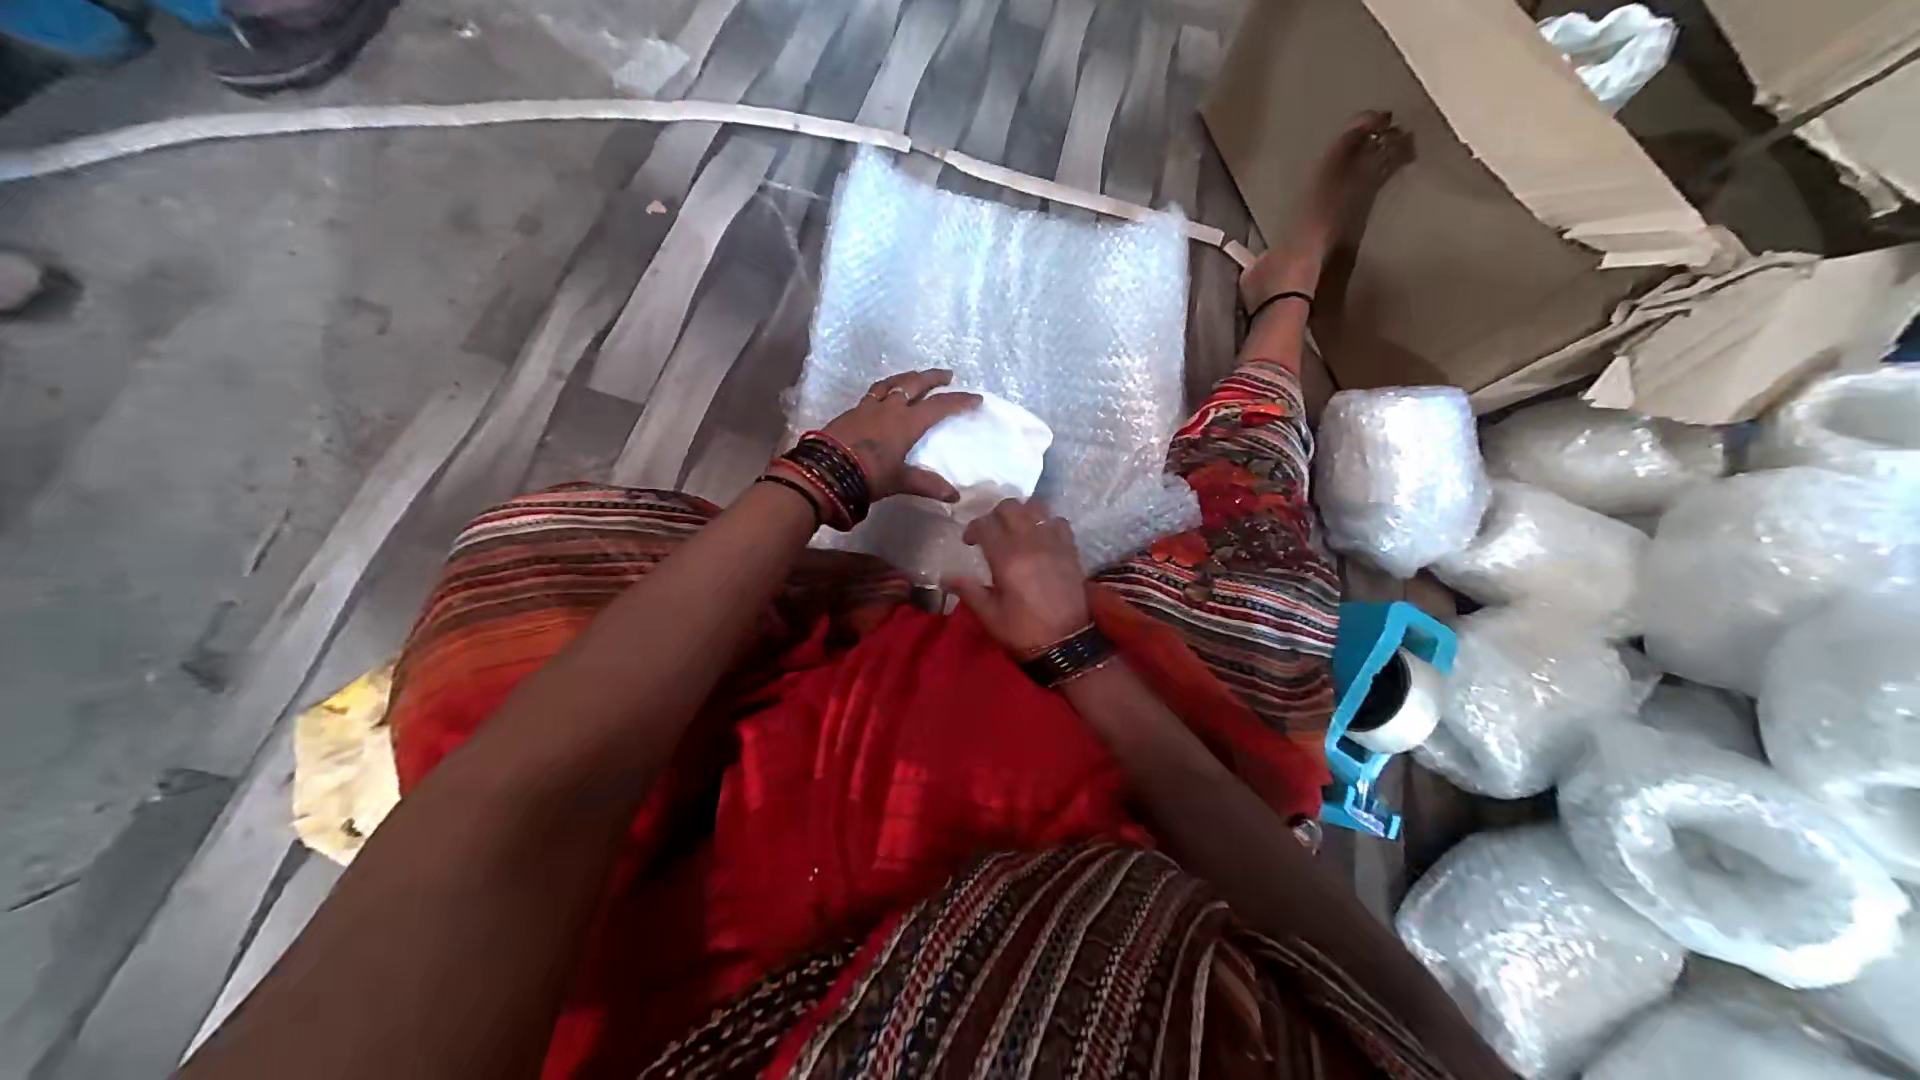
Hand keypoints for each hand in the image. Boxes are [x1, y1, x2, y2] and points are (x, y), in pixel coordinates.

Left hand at [821, 369, 981, 500]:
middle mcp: (889, 408)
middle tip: (947, 375)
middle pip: (914, 384)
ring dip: (907, 378)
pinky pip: (873, 393)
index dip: (958, 401)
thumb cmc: (866, 475)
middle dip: (933, 378)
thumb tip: (953, 496)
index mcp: (906, 422)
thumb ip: (926, 484)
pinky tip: (883, 395)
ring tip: (915, 377)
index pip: (939, 406)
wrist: (824, 472)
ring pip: (891, 384)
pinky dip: (885, 389)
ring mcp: (867, 407)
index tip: (975, 398)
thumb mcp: (898, 481)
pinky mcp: (851, 412)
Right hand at [946, 498, 1089, 653]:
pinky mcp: (1070, 550)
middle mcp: (1031, 543)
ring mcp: (1054, 543)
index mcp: (1007, 559)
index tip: (969, 542)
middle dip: (995, 515)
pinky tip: (1041, 538)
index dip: (973, 529)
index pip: (985, 524)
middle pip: (1010, 507)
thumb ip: (968, 590)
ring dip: (1021, 513)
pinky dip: (1047, 523)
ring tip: (1015, 530)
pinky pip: (1058, 522)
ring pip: (1036, 507)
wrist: (1067, 644)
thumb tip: (944, 578)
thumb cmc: (1024, 632)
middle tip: (991, 533)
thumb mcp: (990, 616)